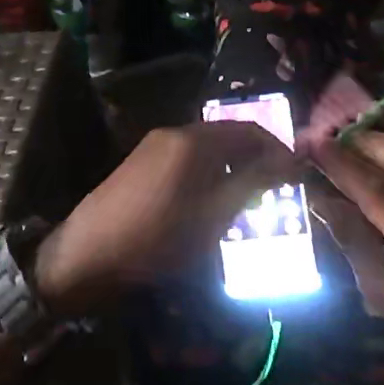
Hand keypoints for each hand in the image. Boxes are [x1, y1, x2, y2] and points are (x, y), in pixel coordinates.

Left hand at [32, 122, 295, 316]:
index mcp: (195, 140)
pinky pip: (184, 160)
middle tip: (273, 193)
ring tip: (245, 203)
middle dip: (255, 161)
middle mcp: (173, 133)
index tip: (295, 178)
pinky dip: (206, 175)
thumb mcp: (214, 215)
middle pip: (227, 137)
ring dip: (231, 169)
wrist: (88, 254)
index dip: (278, 151)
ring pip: (206, 150)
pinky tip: (208, 204)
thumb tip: (290, 162)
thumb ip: (253, 183)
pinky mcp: (138, 163)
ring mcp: (152, 146)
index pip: (251, 130)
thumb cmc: (158, 237)